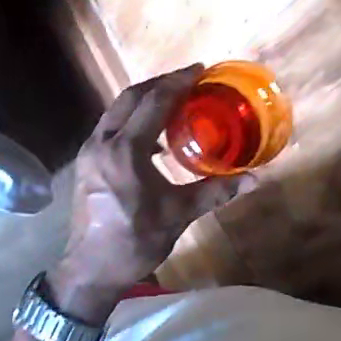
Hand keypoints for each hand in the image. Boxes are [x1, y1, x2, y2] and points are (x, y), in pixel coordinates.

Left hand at [47, 65, 255, 320]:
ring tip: (172, 102)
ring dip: (143, 100)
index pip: (153, 103)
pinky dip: (132, 120)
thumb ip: (215, 192)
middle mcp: (102, 142)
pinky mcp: (86, 163)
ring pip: (116, 111)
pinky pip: (110, 128)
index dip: (177, 83)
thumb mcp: (178, 214)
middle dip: (159, 84)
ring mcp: (89, 152)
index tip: (199, 70)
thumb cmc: (135, 240)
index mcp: (125, 151)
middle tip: (187, 80)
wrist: (90, 269)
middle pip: (130, 97)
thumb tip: (254, 179)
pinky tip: (152, 138)